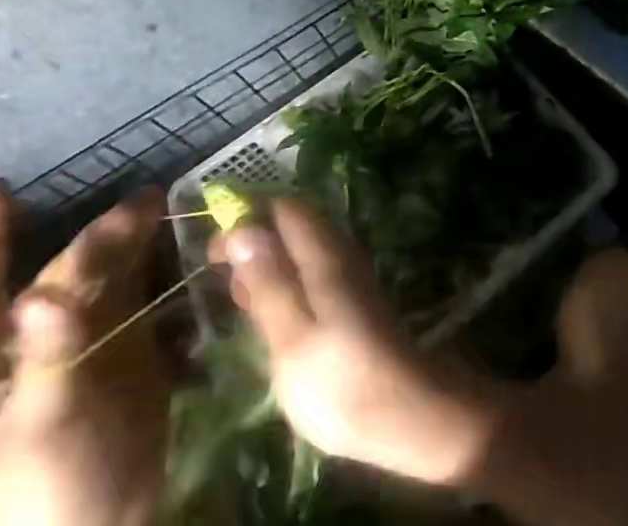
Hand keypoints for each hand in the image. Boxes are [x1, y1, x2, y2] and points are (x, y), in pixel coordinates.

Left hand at [0, 183, 168, 525]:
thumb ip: (47, 358)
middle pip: (60, 278)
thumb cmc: (46, 502)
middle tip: (141, 205)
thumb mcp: (39, 431)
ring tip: (156, 206)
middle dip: (94, 240)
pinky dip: (153, 271)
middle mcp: (29, 348)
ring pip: (101, 282)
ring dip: (127, 243)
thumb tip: (41, 292)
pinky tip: (172, 246)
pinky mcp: (126, 355)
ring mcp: (81, 349)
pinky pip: (137, 300)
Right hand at [211, 198, 500, 484]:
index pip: (284, 207)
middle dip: (255, 244)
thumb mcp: (291, 337)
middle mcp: (340, 256)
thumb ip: (267, 282)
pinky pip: (313, 277)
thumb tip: (241, 229)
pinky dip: (287, 289)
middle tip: (228, 287)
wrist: (412, 419)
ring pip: (301, 254)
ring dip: (269, 270)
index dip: (247, 217)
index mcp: (324, 255)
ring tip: (245, 308)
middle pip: (293, 226)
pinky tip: (275, 323)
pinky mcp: (354, 304)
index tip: (215, 252)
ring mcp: (351, 279)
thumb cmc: (343, 384)